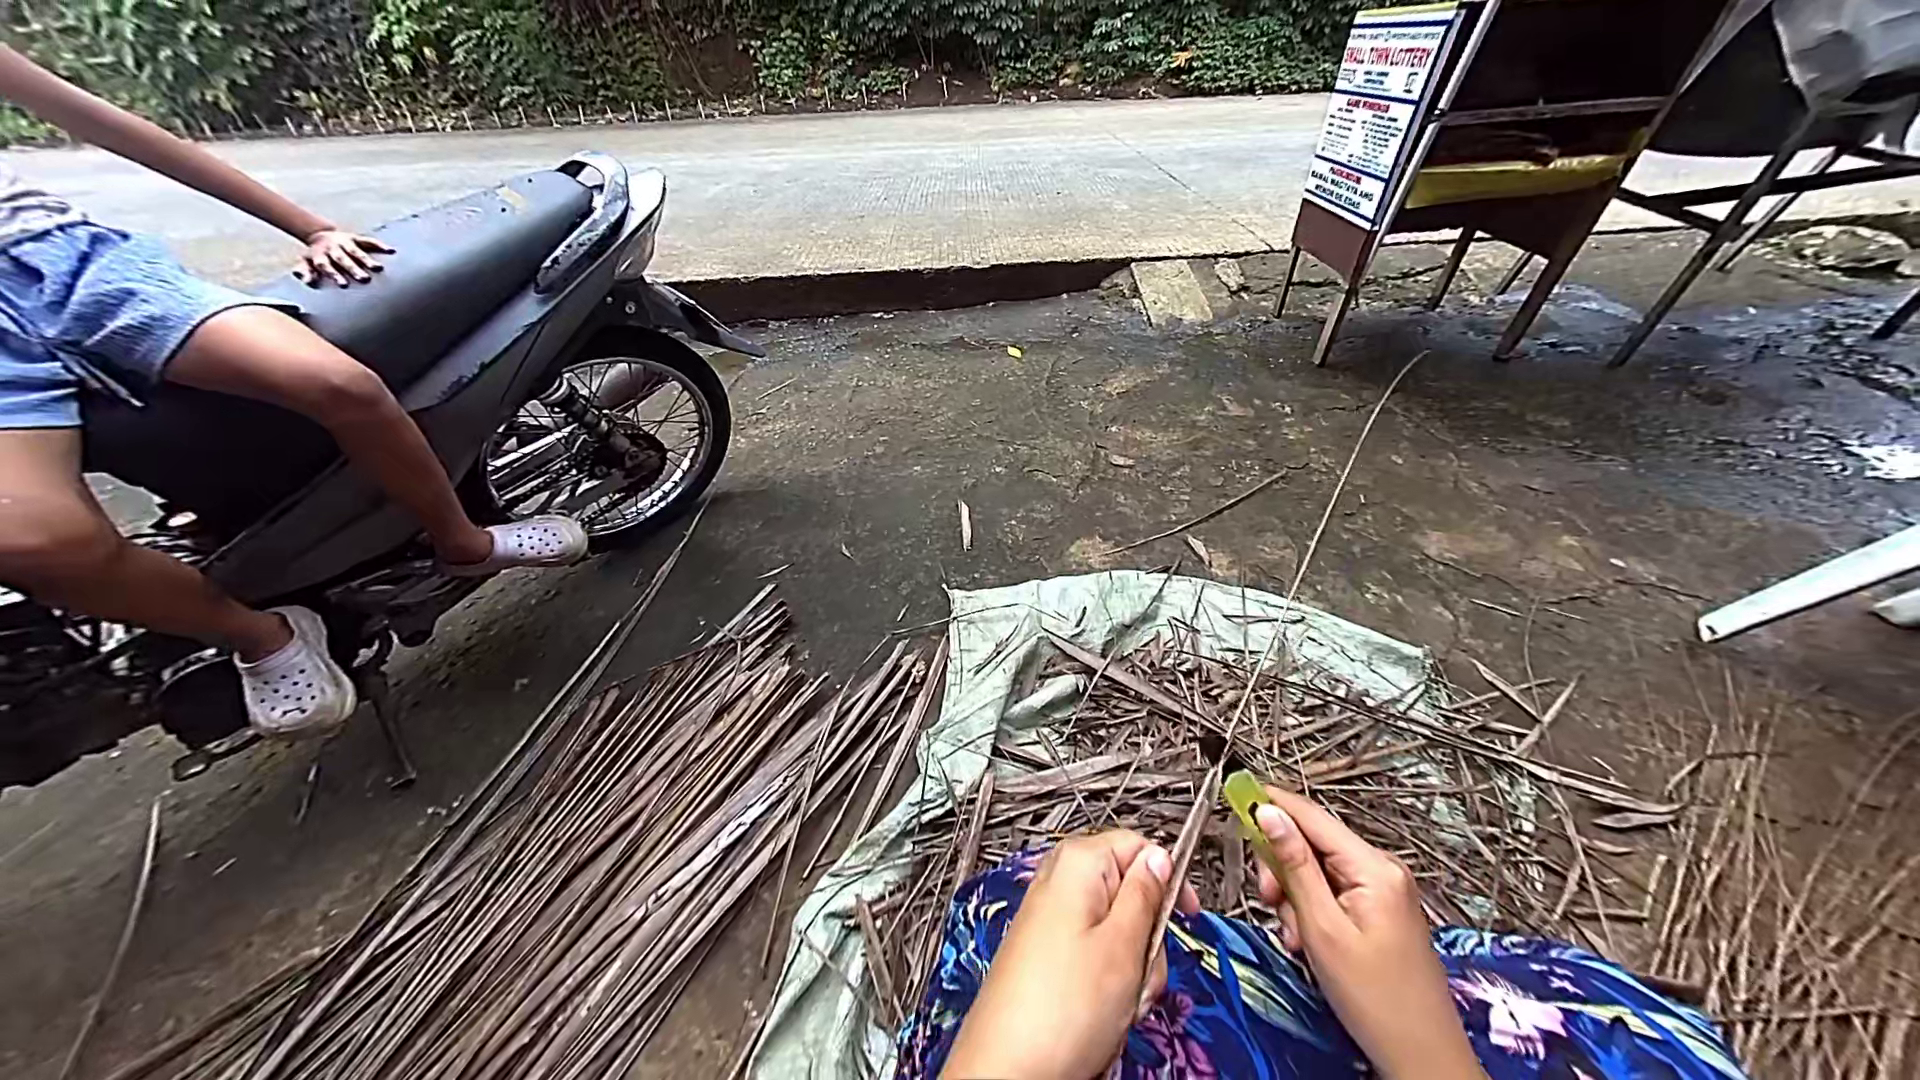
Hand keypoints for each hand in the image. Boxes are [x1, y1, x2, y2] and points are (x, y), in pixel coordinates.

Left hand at [295, 228, 391, 286]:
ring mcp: (345, 243)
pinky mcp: (356, 238)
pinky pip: (369, 241)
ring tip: (379, 268)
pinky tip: (391, 251)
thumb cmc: (318, 256)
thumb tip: (306, 280)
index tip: (344, 284)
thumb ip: (305, 271)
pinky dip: (380, 245)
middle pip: (342, 258)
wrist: (319, 234)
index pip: (325, 265)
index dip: (334, 274)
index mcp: (320, 255)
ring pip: (356, 251)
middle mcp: (332, 248)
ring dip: (367, 259)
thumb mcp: (306, 261)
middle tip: (364, 279)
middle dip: (353, 268)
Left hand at [942, 831, 1199, 1079]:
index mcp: (1078, 862)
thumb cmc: (1058, 1009)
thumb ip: (1145, 894)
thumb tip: (1160, 855)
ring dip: (1131, 969)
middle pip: (1130, 892)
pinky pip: (1097, 954)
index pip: (1139, 845)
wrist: (1006, 1067)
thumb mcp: (1122, 946)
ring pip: (1118, 931)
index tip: (1187, 913)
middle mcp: (1060, 880)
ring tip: (1117, 1000)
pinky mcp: (1048, 949)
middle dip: (1147, 937)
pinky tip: (1101, 1012)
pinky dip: (1109, 983)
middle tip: (1140, 971)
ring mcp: (1053, 915)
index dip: (1169, 878)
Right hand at [1255, 788, 1486, 1079]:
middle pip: (1309, 842)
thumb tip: (1269, 813)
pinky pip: (1328, 890)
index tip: (1236, 797)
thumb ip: (1293, 864)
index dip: (1269, 804)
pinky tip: (1308, 938)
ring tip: (1296, 932)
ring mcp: (1381, 889)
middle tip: (1270, 898)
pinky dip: (1309, 908)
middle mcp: (1381, 869)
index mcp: (1374, 867)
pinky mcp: (1376, 908)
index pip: (1309, 814)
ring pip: (1314, 868)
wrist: (1424, 1063)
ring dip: (1293, 895)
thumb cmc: (1377, 1001)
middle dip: (1280, 866)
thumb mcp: (1322, 926)